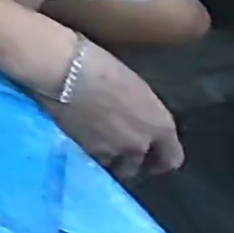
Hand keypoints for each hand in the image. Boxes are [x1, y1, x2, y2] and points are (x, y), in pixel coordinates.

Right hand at [46, 40, 181, 177]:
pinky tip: (75, 140)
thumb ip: (140, 112)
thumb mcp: (135, 89)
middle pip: (137, 166)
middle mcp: (139, 144)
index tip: (148, 158)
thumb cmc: (101, 66)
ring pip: (110, 165)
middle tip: (115, 151)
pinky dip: (84, 153)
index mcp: (160, 127)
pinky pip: (88, 159)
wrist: (63, 71)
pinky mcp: (81, 149)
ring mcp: (109, 150)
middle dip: (128, 161)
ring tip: (91, 146)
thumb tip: (133, 117)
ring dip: (105, 159)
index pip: (170, 158)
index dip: (158, 159)